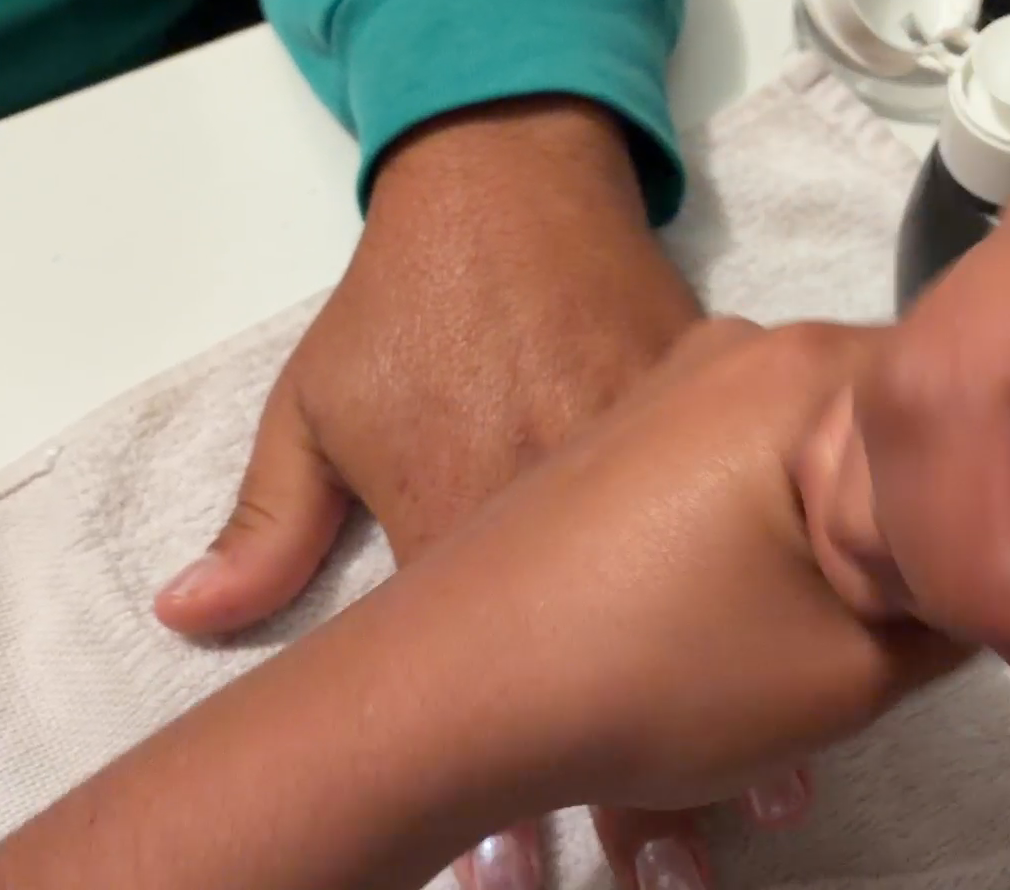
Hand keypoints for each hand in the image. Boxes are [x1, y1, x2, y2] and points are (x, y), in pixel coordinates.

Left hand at [0, 320, 963, 889]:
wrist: (507, 189)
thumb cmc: (411, 295)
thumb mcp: (318, 395)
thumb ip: (275, 515)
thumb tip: (196, 618)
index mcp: (462, 503)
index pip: (484, 676)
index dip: (507, 780)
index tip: (521, 873)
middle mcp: (558, 493)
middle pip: (601, 661)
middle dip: (632, 783)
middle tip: (667, 873)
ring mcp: (640, 450)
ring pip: (690, 599)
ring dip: (726, 703)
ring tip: (765, 804)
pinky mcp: (697, 406)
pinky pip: (743, 505)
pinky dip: (778, 578)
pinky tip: (813, 634)